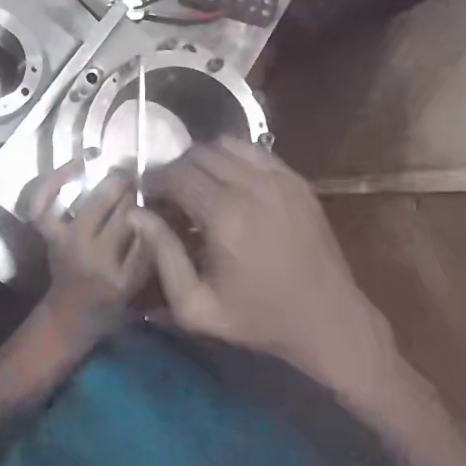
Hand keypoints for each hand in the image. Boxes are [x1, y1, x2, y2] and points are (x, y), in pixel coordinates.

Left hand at [26, 157, 151, 347]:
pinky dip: (52, 182)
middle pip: (106, 204)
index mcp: (108, 264)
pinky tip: (72, 166)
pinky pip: (41, 203)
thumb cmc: (109, 302)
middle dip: (123, 185)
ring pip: (80, 201)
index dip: (142, 200)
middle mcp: (82, 247)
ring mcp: (60, 238)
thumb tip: (154, 212)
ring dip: (96, 179)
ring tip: (109, 162)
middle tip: (134, 175)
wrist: (70, 314)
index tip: (152, 189)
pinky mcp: (46, 233)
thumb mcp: (135, 283)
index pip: (130, 220)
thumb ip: (146, 250)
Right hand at [133, 139, 395, 383]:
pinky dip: (234, 160)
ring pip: (227, 145)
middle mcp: (253, 187)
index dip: (154, 180)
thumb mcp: (196, 306)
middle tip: (169, 194)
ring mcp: (280, 180)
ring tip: (197, 186)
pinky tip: (230, 185)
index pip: (177, 175)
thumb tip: (138, 215)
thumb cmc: (258, 319)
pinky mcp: (297, 182)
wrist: (327, 320)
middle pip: (199, 154)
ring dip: (203, 160)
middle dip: (176, 169)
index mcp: (226, 217)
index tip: (147, 195)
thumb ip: (163, 256)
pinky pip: (255, 152)